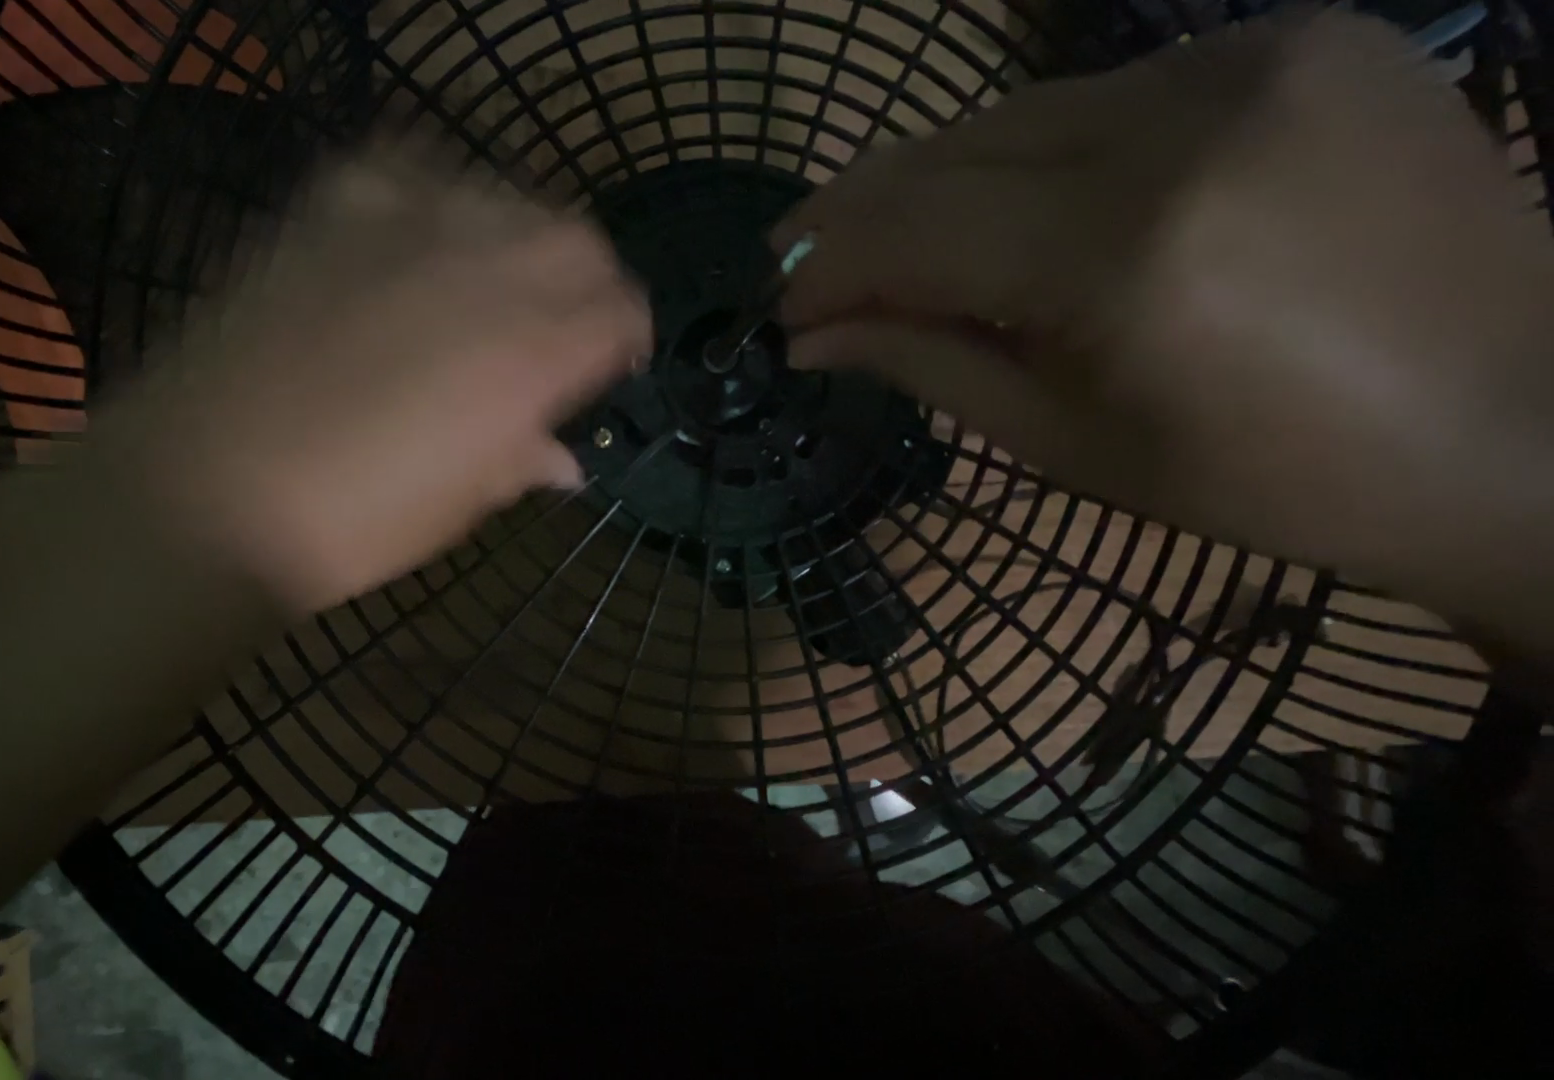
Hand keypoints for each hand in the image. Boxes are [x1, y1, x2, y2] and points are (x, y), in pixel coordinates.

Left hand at [112, 145, 649, 613]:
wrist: (207, 490)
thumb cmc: (354, 522)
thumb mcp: (460, 506)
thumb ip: (522, 460)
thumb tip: (563, 457)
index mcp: (531, 357)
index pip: (621, 312)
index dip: (627, 337)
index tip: (613, 362)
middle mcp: (487, 273)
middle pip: (580, 239)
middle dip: (588, 280)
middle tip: (562, 322)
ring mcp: (408, 227)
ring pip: (508, 195)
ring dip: (521, 237)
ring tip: (493, 282)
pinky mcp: (336, 209)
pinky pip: (414, 169)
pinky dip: (436, 200)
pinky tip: (421, 240)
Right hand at [776, 11, 1553, 640]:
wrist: (1522, 421)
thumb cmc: (1270, 479)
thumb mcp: (1065, 444)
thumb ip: (925, 365)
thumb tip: (807, 335)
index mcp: (1128, 256)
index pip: (915, 232)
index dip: (826, 266)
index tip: (773, 305)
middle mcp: (1184, 123)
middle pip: (952, 150)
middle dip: (857, 213)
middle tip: (798, 261)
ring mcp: (1251, 58)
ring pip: (1016, 112)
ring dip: (932, 181)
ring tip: (881, 240)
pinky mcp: (1296, 37)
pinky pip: (1101, 98)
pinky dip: (1027, 155)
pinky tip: (1006, 209)